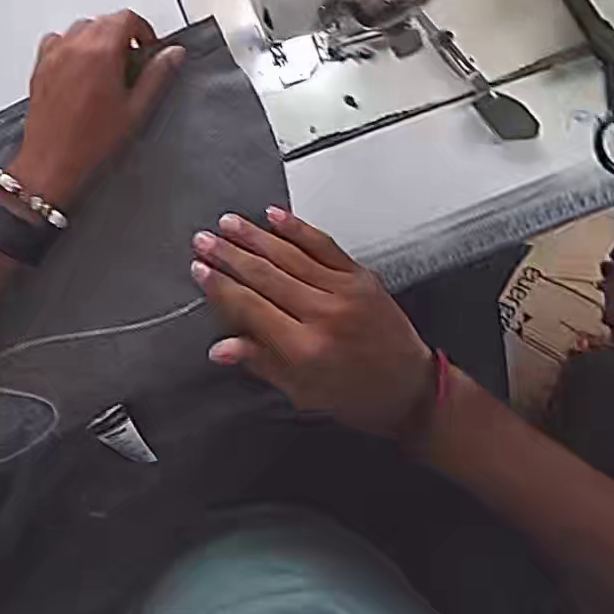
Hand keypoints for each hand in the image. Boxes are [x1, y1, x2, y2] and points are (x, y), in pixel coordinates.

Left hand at [9, 10, 184, 208]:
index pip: (126, 18)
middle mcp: (75, 47)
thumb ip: (157, 76)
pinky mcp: (41, 67)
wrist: (52, 163)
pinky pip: (57, 41)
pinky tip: (80, 68)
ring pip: (81, 28)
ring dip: (98, 38)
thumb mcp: (136, 110)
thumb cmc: (89, 143)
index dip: (143, 30)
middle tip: (133, 60)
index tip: (148, 48)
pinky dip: (71, 46)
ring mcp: (55, 55)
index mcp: (101, 53)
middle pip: (104, 20)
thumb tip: (172, 54)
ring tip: (108, 64)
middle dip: (122, 34)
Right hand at [191, 208, 433, 436]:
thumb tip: (221, 349)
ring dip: (253, 236)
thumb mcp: (301, 392)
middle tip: (204, 241)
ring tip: (228, 223)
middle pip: (264, 275)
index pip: (249, 307)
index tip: (200, 270)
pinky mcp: (361, 277)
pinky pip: (323, 245)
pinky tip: (275, 216)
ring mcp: (344, 291)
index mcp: (306, 349)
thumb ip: (260, 363)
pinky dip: (296, 228)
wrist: (412, 392)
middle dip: (228, 254)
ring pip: (288, 255)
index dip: (220, 286)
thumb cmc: (358, 397)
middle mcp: (324, 315)